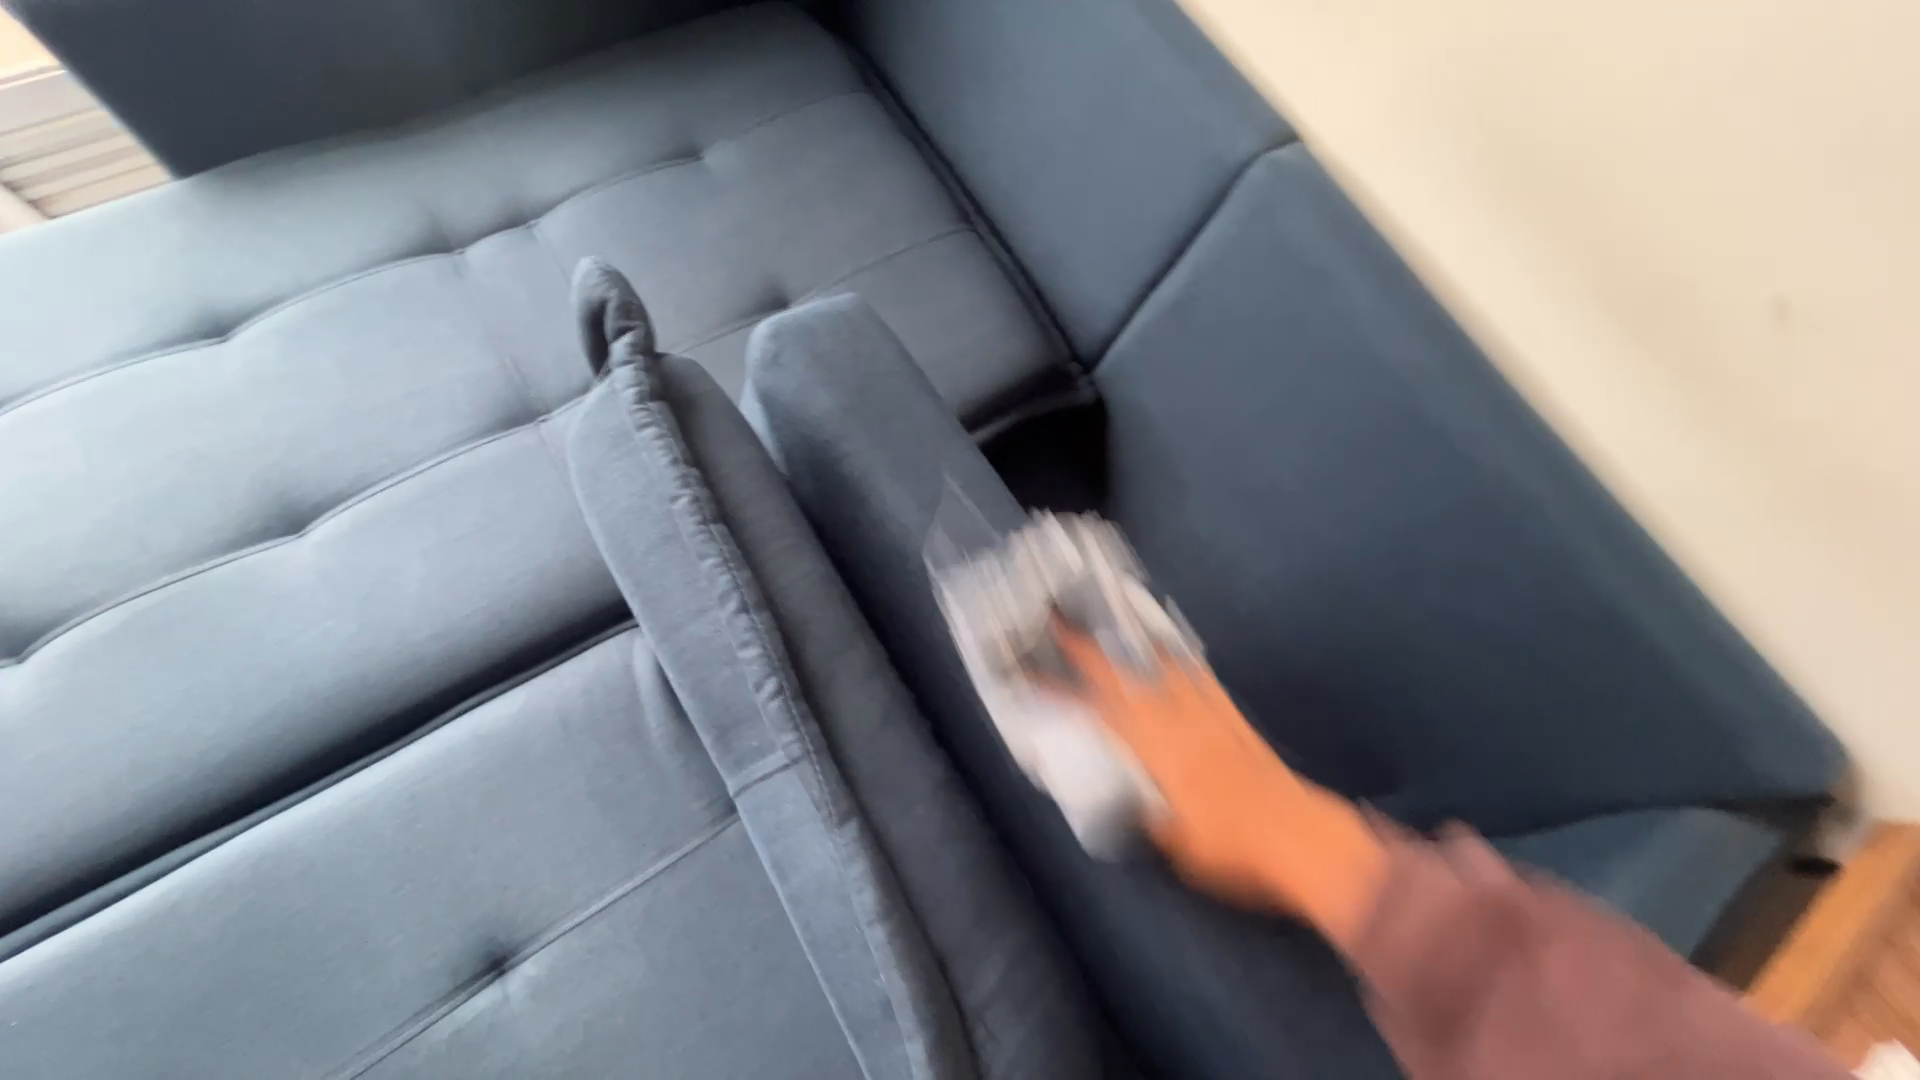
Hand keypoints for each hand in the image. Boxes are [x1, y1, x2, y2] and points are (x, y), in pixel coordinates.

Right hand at [1044, 626, 1387, 947]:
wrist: (1299, 836)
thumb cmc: (1229, 845)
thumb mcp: (1171, 843)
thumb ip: (1140, 815)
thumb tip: (1117, 802)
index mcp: (1150, 745)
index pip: (1091, 709)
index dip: (1056, 692)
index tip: (1026, 676)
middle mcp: (1173, 716)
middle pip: (1120, 671)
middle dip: (1083, 647)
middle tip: (1057, 623)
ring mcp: (1204, 709)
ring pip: (1158, 662)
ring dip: (1128, 641)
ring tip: (1107, 622)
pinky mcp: (1230, 712)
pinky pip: (1197, 673)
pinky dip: (1176, 656)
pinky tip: (1170, 650)